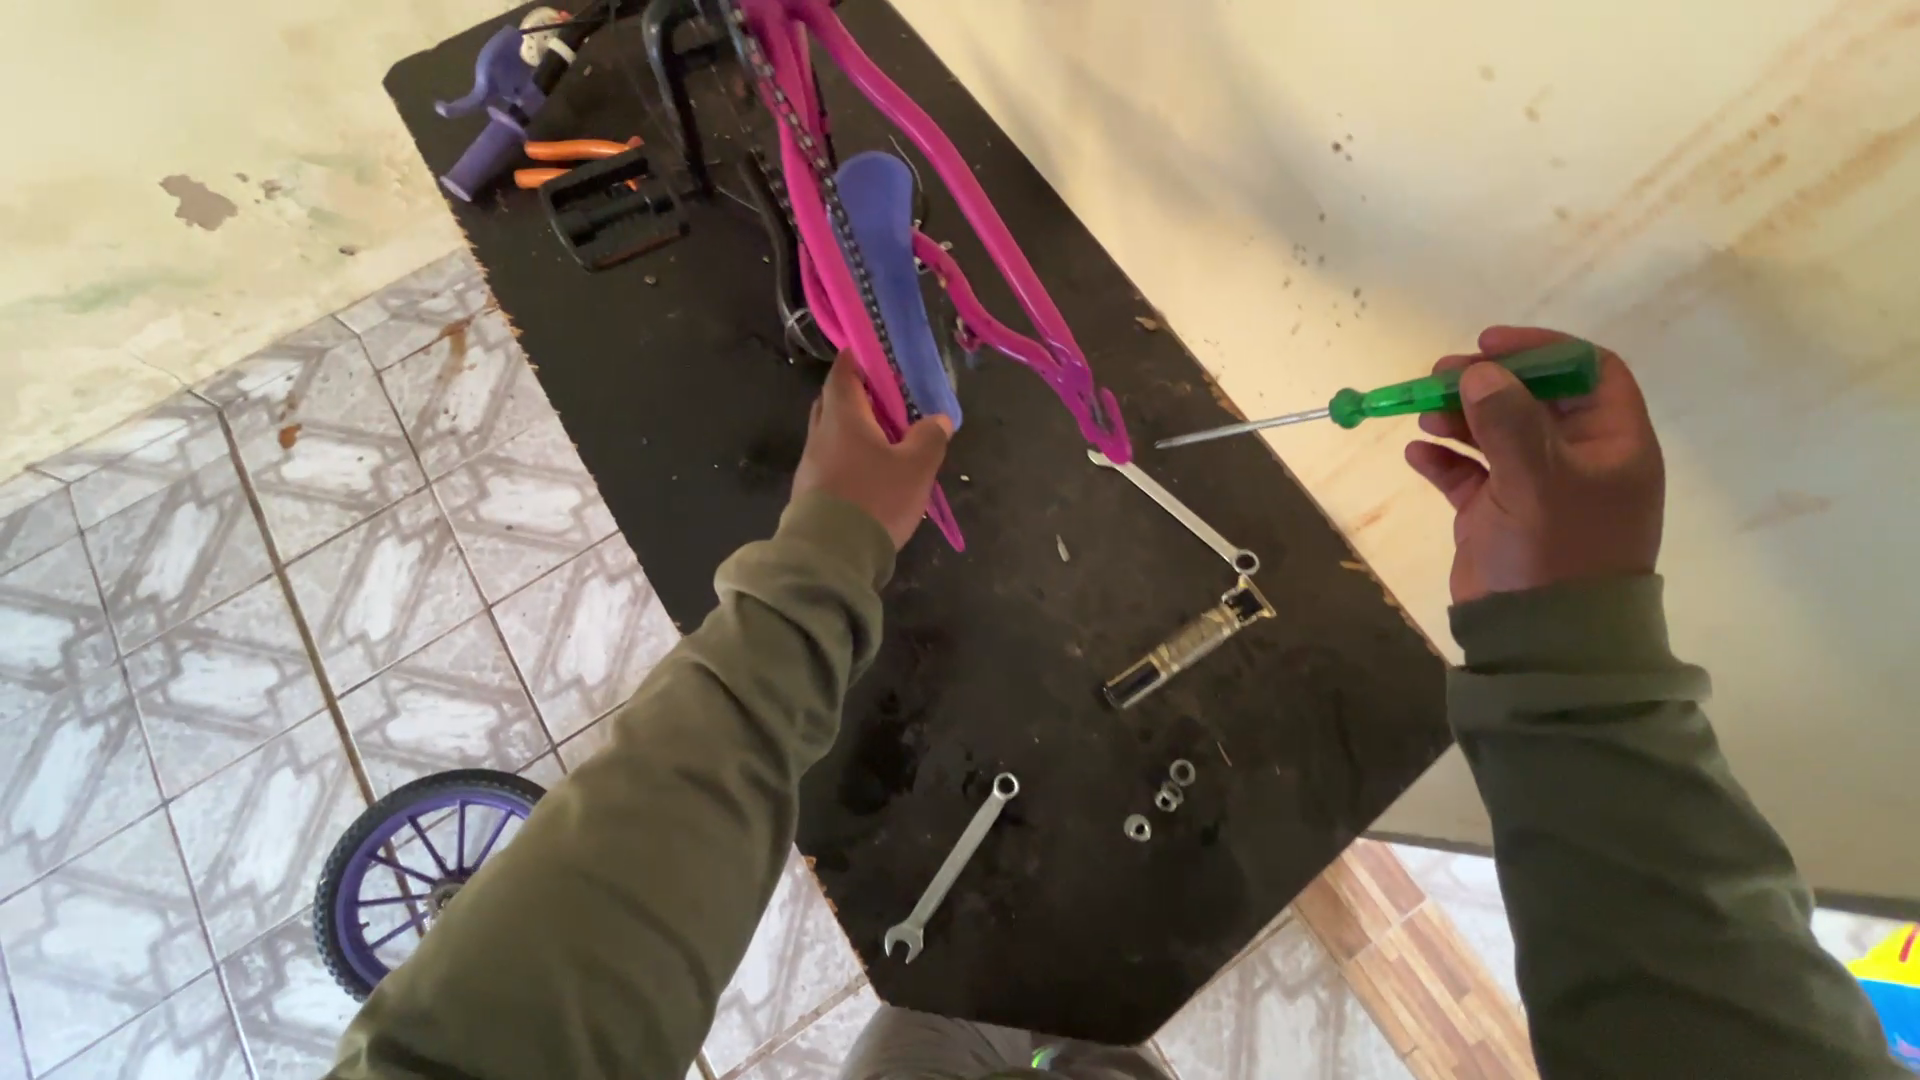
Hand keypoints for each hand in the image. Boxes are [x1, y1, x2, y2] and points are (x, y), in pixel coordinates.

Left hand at [792, 354, 952, 549]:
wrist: (830, 555)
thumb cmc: (875, 500)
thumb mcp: (916, 468)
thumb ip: (929, 438)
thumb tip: (938, 420)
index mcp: (843, 417)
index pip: (843, 373)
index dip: (857, 360)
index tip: (875, 356)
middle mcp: (820, 434)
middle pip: (834, 402)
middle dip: (858, 396)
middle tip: (888, 402)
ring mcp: (809, 465)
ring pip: (831, 435)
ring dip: (854, 432)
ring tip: (885, 443)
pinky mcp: (808, 493)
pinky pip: (829, 463)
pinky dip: (847, 459)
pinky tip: (869, 476)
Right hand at [1404, 326, 1664, 604]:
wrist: (1538, 634)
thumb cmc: (1555, 553)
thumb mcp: (1537, 481)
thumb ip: (1507, 423)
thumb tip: (1478, 373)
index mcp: (1612, 444)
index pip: (1587, 374)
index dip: (1541, 351)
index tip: (1488, 344)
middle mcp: (1575, 458)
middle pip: (1530, 400)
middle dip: (1485, 383)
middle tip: (1438, 376)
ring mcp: (1532, 486)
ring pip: (1493, 433)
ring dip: (1458, 418)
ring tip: (1421, 413)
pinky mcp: (1495, 512)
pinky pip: (1466, 473)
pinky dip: (1441, 459)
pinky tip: (1418, 453)